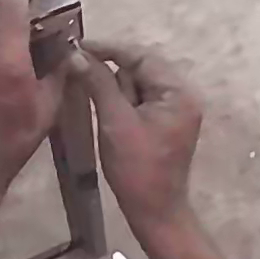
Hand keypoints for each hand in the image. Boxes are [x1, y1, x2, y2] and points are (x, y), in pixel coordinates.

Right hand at [70, 42, 202, 228]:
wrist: (154, 211)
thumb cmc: (136, 168)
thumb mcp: (115, 121)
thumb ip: (98, 83)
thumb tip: (76, 55)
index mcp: (178, 91)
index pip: (142, 55)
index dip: (109, 49)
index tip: (78, 47)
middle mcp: (183, 94)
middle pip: (141, 67)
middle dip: (112, 73)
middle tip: (82, 77)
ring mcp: (176, 108)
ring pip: (138, 83)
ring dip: (116, 89)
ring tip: (103, 111)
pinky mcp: (166, 121)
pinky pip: (141, 99)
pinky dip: (122, 101)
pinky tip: (108, 113)